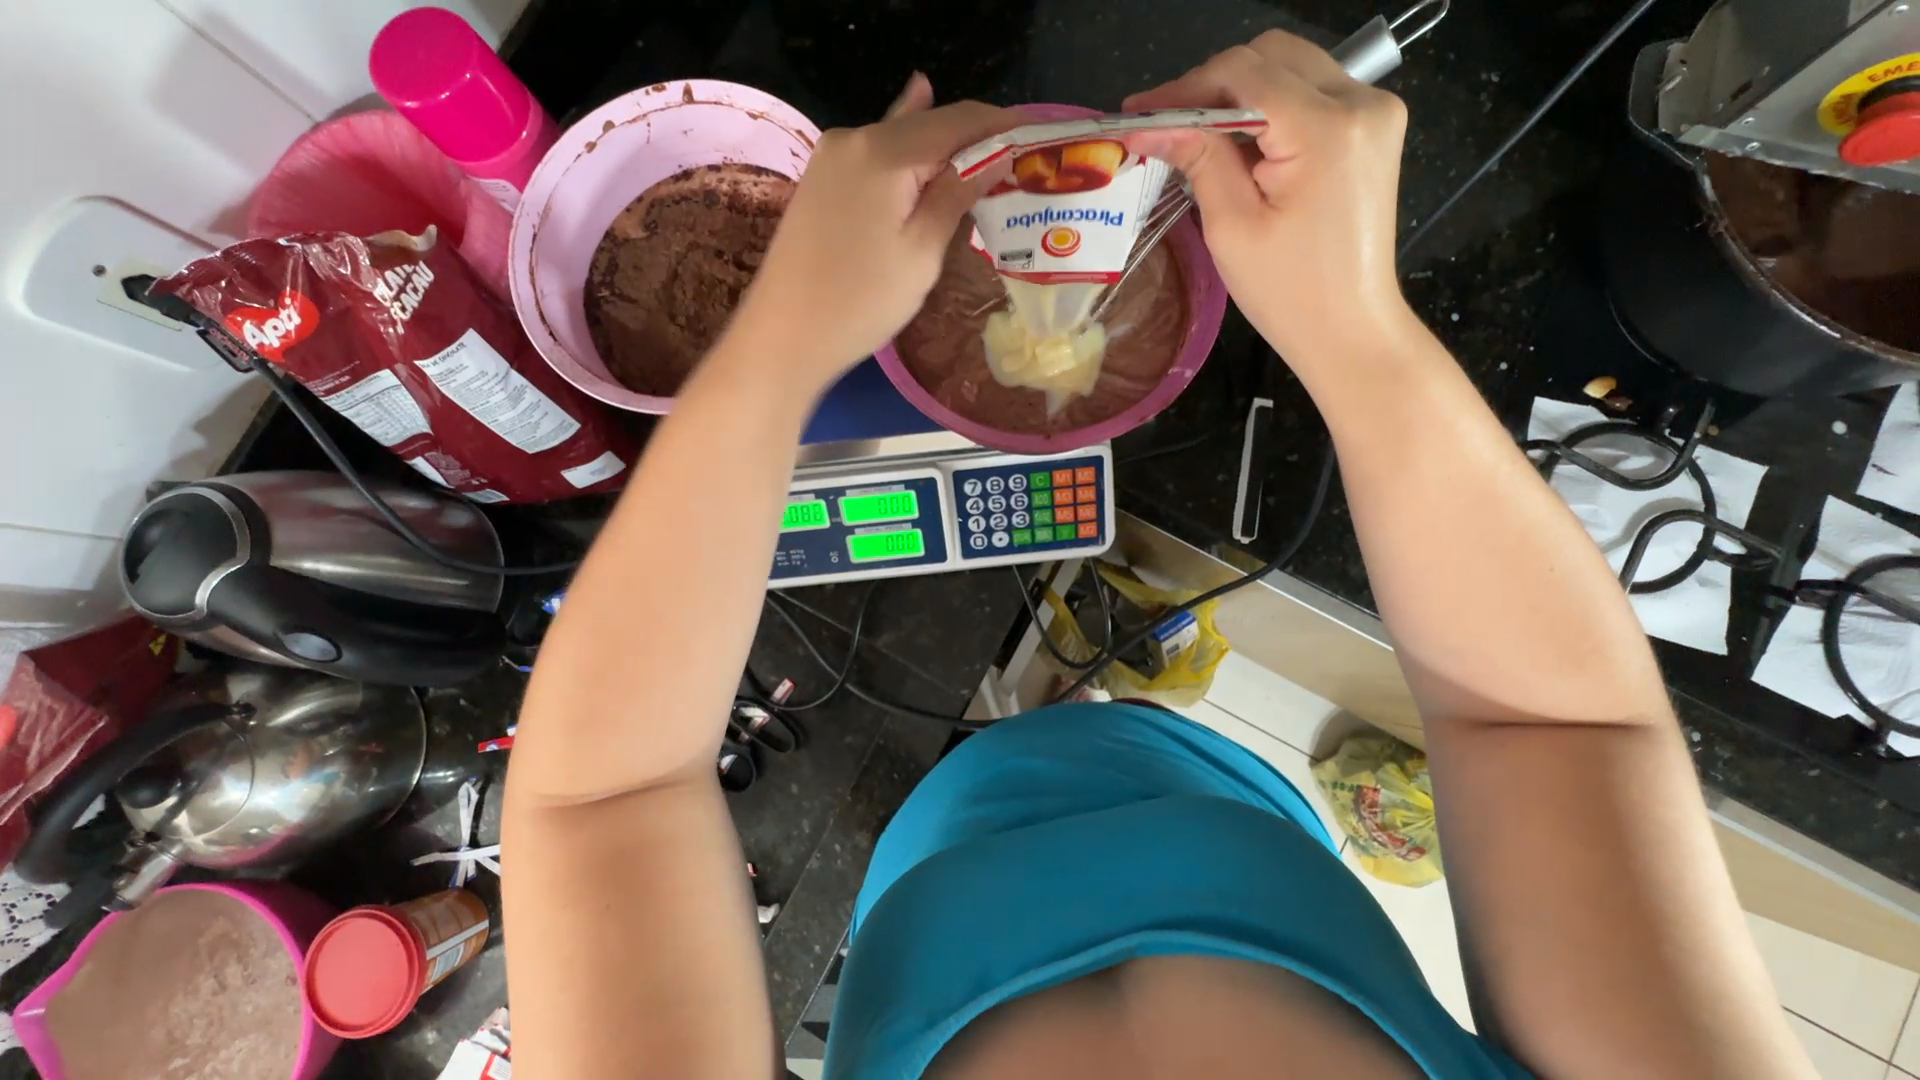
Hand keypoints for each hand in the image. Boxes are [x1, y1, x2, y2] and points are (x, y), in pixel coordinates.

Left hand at [726, 76, 1013, 389]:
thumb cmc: (861, 301)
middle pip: (927, 125)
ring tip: (982, 151)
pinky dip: (905, 150)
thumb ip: (957, 195)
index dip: (1000, 126)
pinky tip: (916, 105)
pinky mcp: (820, 181)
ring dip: (940, 147)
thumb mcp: (921, 252)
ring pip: (899, 139)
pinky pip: (875, 156)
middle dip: (972, 138)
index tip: (1036, 137)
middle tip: (1015, 157)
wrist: (784, 335)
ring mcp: (831, 158)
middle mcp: (854, 138)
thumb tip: (996, 156)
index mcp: (884, 151)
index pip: (957, 120)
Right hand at [1123, 32, 1413, 362]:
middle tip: (1164, 123)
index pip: (1244, 74)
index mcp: (1326, 128)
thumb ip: (1199, 159)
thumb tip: (1151, 124)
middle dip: (1211, 83)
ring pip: (1292, 67)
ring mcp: (1374, 111)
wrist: (1349, 327)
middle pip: (1271, 56)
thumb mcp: (1231, 227)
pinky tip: (1238, 142)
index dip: (1184, 88)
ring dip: (1238, 92)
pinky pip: (1311, 92)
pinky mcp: (1372, 128)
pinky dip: (1268, 106)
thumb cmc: (1288, 292)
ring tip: (1194, 133)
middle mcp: (1361, 102)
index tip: (1138, 114)